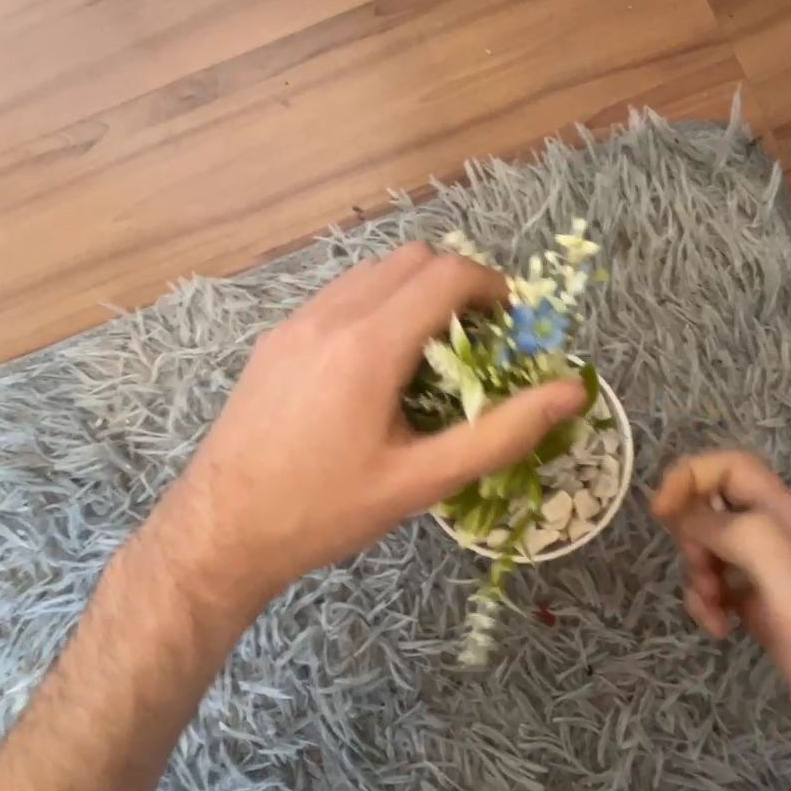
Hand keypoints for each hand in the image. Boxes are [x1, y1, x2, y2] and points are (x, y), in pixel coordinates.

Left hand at [144, 243, 585, 623]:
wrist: (220, 532)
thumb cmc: (325, 511)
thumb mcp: (422, 481)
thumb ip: (501, 433)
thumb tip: (570, 393)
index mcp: (368, 345)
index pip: (447, 274)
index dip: (493, 288)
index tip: (513, 325)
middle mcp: (330, 316)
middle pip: (412, 259)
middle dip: (457, 286)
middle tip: (479, 341)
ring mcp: (295, 323)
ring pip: (372, 271)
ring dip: (415, 293)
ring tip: (431, 353)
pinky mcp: (275, 340)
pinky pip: (339, 296)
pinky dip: (377, 306)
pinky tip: (378, 367)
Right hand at [648, 451, 790, 754]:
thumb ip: (743, 536)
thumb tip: (688, 514)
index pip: (732, 468)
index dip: (690, 478)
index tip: (660, 517)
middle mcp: (785, 543)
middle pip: (718, 509)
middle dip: (692, 537)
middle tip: (702, 580)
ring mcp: (781, 581)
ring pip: (718, 551)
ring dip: (700, 575)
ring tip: (713, 617)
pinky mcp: (775, 616)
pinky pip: (728, 589)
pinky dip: (713, 604)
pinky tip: (723, 632)